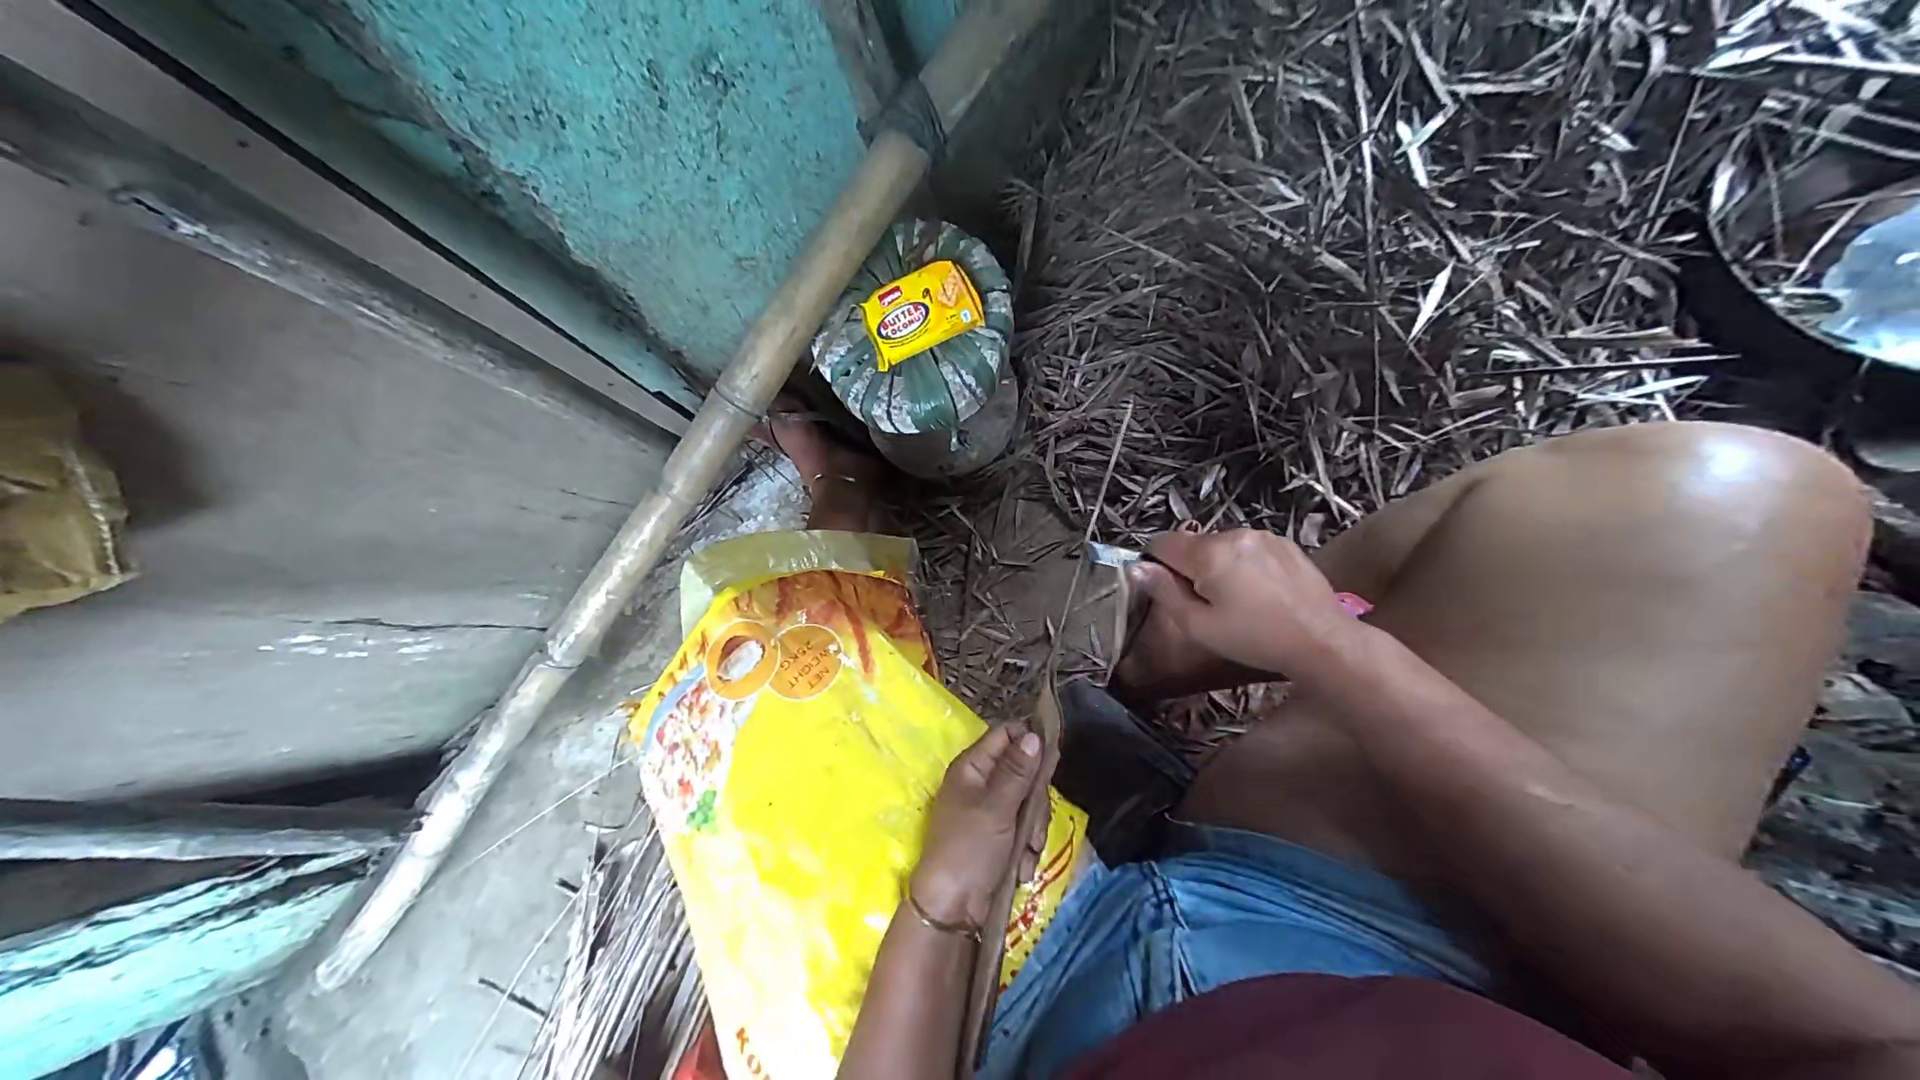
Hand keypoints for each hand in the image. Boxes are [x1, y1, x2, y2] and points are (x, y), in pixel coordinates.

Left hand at [910, 723, 1044, 927]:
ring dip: (1032, 830)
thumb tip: (1034, 735)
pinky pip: (1022, 831)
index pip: (1005, 735)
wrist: (951, 909)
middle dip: (1034, 801)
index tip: (1053, 759)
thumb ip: (1017, 771)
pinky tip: (1020, 867)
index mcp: (972, 767)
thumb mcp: (996, 808)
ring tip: (1025, 852)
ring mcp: (988, 811)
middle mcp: (980, 784)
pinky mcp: (996, 837)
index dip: (1029, 741)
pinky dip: (1025, 849)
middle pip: (1023, 772)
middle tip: (1032, 825)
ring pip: (1027, 804)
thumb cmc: (968, 849)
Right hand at [1140, 528, 1355, 675]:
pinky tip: (1260, 592)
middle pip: (1193, 544)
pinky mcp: (1284, 543)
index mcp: (1209, 553)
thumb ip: (1164, 593)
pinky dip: (1243, 564)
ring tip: (1238, 600)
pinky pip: (1247, 547)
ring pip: (1220, 545)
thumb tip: (1138, 568)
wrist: (1323, 641)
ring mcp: (1263, 536)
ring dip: (1217, 565)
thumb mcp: (1199, 626)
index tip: (1170, 590)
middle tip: (1207, 604)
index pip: (1162, 542)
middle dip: (1190, 568)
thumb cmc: (1255, 639)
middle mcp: (1235, 534)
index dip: (1157, 564)